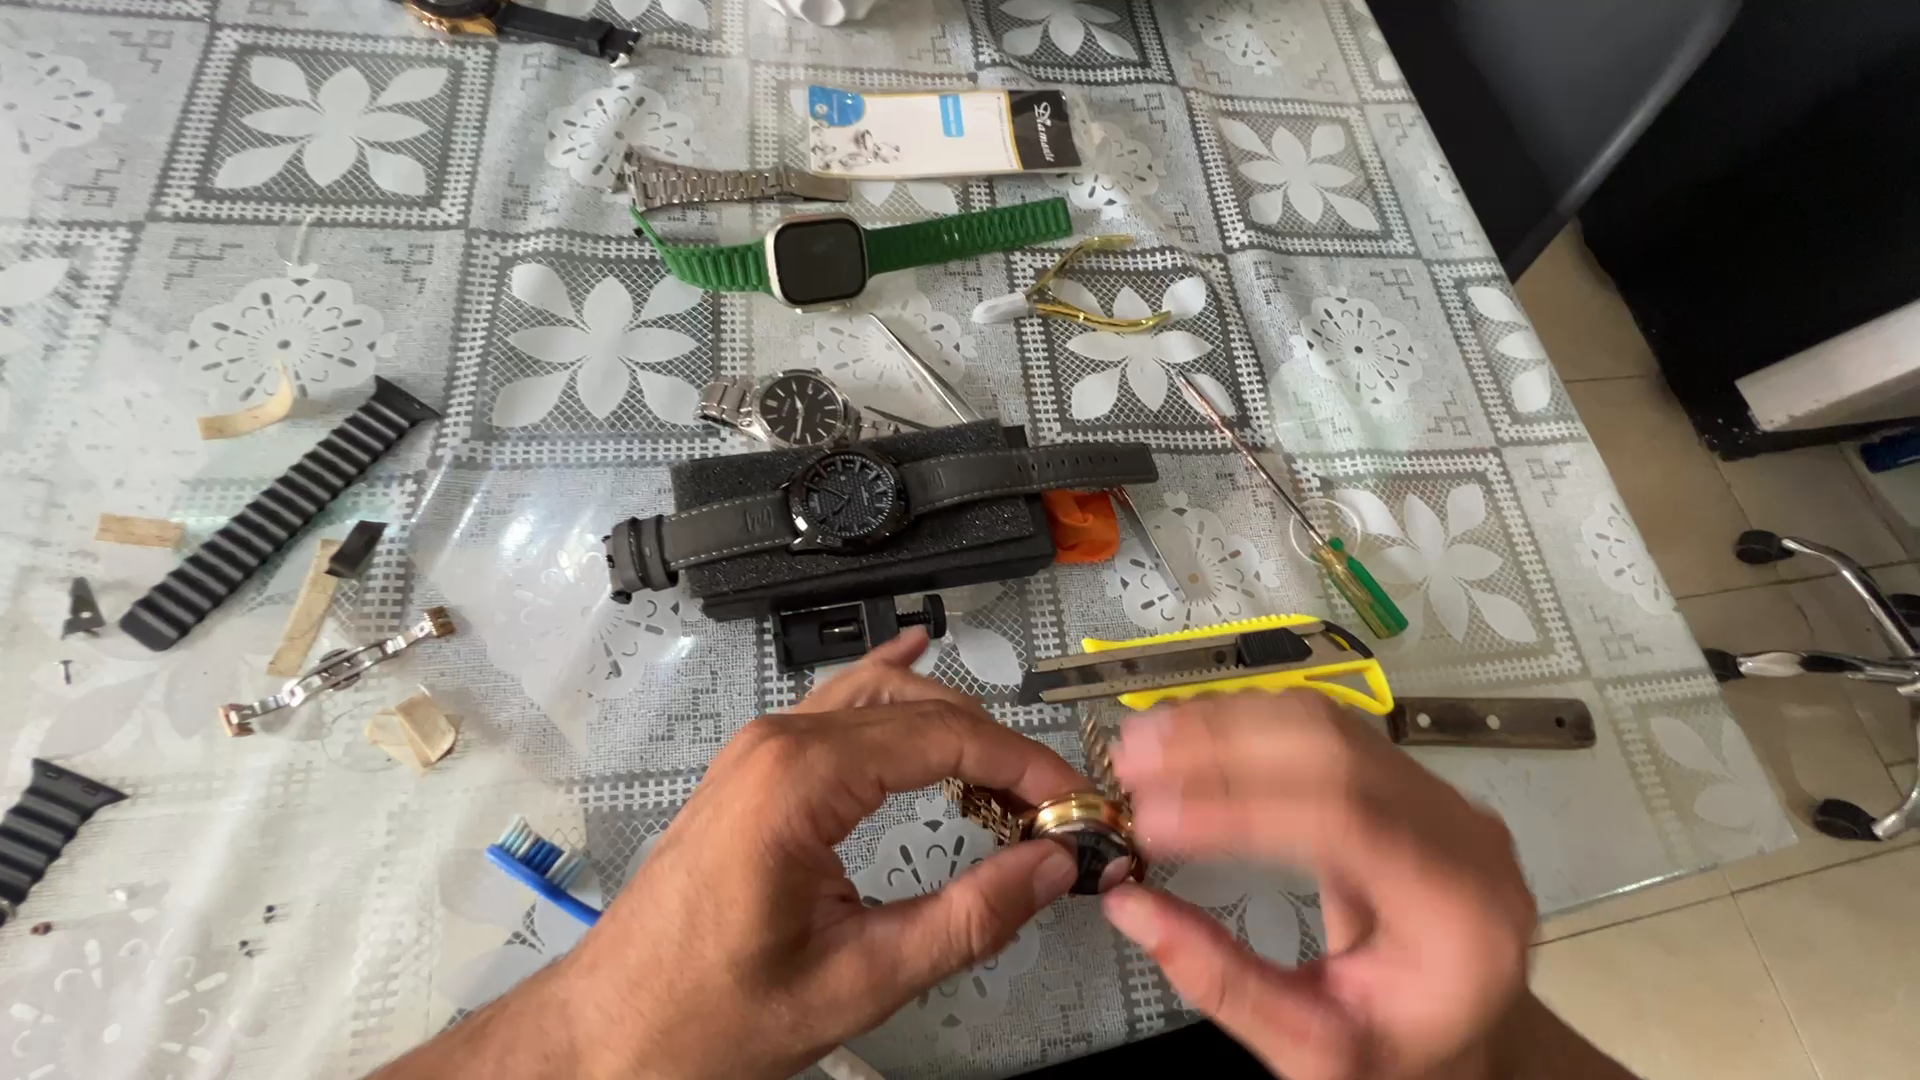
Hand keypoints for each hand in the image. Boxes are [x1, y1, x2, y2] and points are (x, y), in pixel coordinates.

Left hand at [551, 630, 1086, 1079]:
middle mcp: (783, 737)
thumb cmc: (714, 1015)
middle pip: (917, 708)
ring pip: (880, 695)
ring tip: (1006, 768)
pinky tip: (914, 654)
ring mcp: (764, 742)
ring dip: (951, 722)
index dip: (1023, 765)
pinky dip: (888, 682)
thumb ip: (967, 920)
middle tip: (1048, 804)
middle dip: (994, 746)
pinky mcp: (758, 761)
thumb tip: (1051, 868)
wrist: (606, 1031)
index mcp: (803, 776)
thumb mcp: (856, 981)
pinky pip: (837, 700)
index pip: (944, 740)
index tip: (1073, 803)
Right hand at [1102, 691, 1535, 1079]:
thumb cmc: (1402, 1041)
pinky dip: (1238, 720)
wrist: (1464, 1015)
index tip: (1155, 820)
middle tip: (1134, 762)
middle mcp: (1456, 833)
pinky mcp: (1392, 771)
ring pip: (1317, 722)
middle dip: (1217, 749)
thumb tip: (1130, 908)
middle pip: (1331, 753)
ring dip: (1218, 723)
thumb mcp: (1317, 1048)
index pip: (1345, 826)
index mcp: (1459, 913)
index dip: (1239, 809)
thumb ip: (1224, 983)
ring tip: (1143, 740)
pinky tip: (1185, 729)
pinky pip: (1313, 723)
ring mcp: (1427, 792)